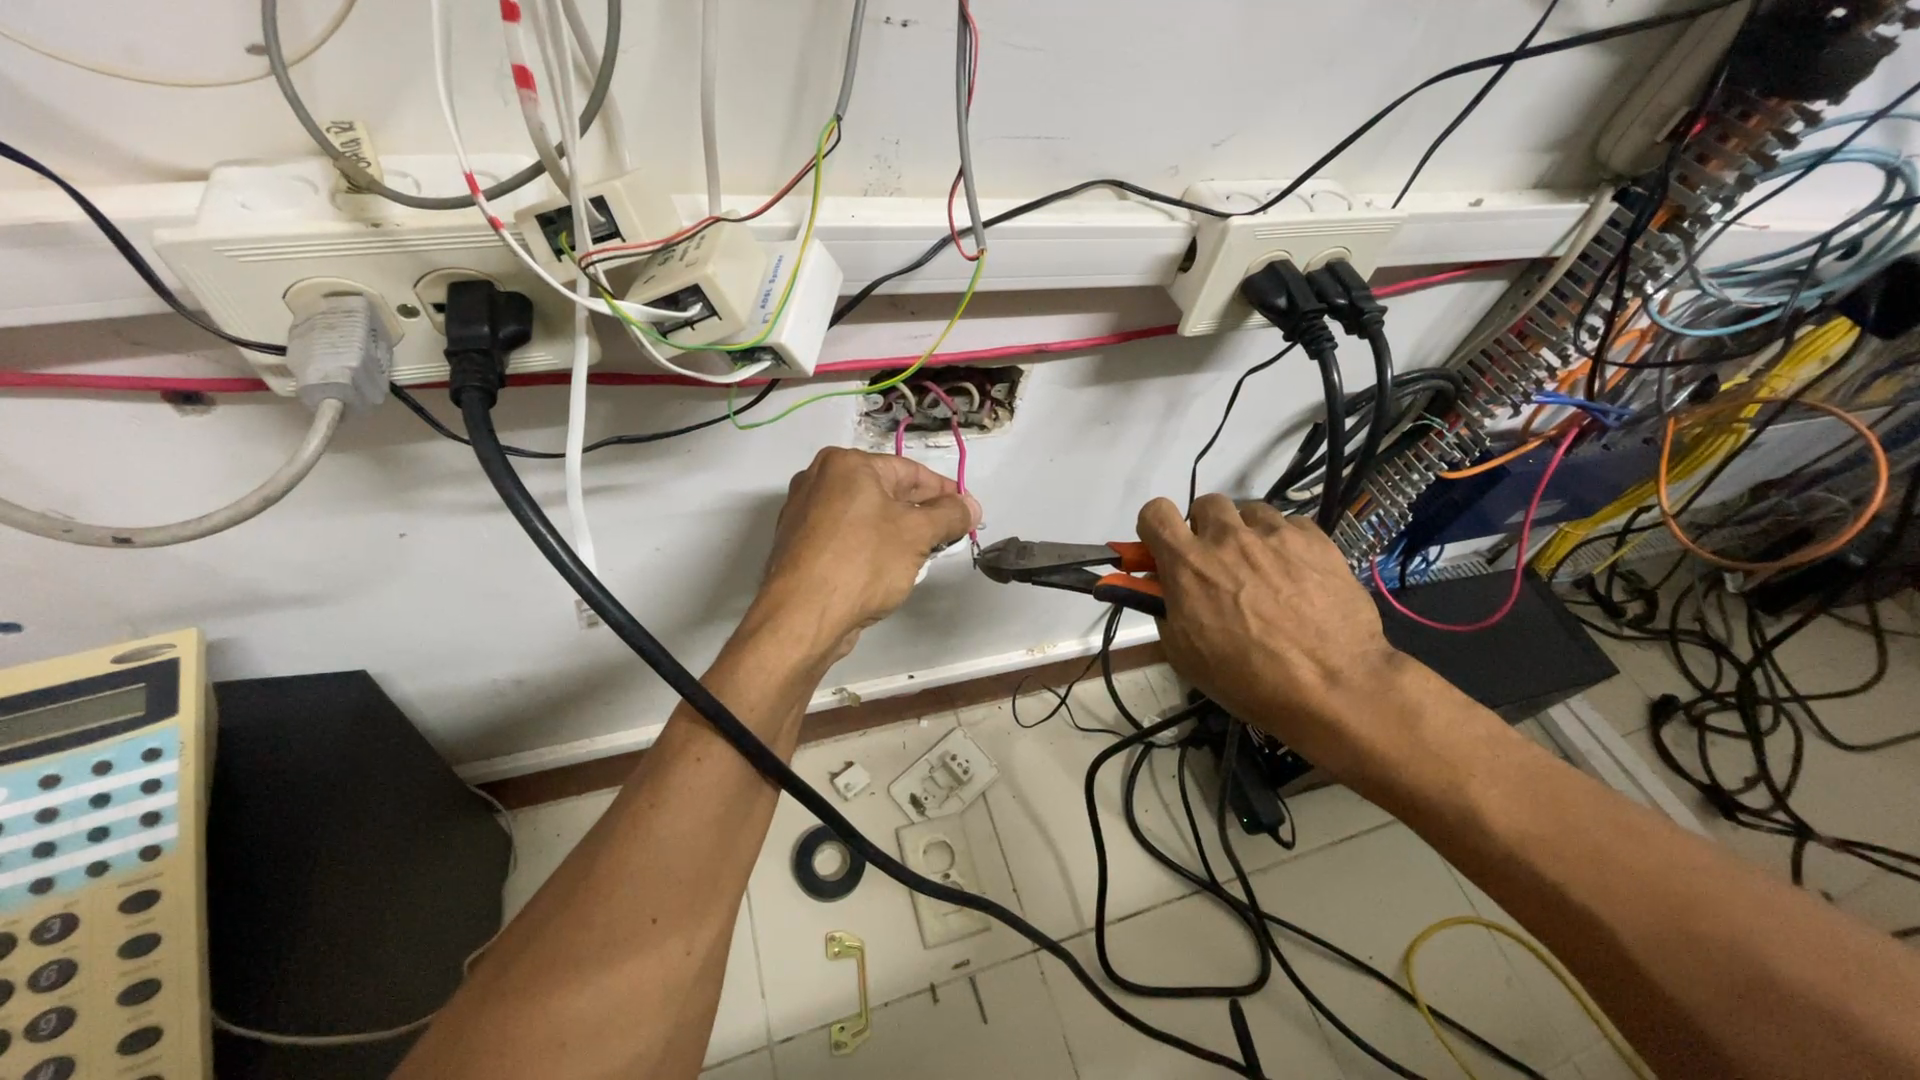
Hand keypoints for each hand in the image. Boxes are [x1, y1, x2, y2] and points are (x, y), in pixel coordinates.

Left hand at [759, 448, 981, 657]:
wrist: (802, 616)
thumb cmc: (863, 562)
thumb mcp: (918, 534)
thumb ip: (950, 515)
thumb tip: (971, 506)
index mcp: (845, 464)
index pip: (909, 470)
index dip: (945, 492)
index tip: (968, 511)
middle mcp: (818, 480)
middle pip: (885, 493)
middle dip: (920, 515)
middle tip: (948, 537)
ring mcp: (803, 514)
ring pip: (865, 518)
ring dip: (896, 535)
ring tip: (920, 558)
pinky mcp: (798, 547)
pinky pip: (846, 539)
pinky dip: (869, 549)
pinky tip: (885, 572)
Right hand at [1138, 495, 1409, 779]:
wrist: (1331, 685)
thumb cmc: (1247, 679)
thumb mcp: (1184, 653)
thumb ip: (1165, 609)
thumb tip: (1163, 587)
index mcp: (1188, 564)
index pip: (1155, 512)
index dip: (1156, 527)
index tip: (1165, 548)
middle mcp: (1229, 538)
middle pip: (1206, 504)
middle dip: (1206, 529)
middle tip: (1218, 563)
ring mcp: (1275, 535)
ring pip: (1251, 512)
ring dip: (1248, 533)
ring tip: (1263, 569)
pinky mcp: (1316, 540)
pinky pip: (1292, 526)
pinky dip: (1287, 543)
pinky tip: (1298, 575)